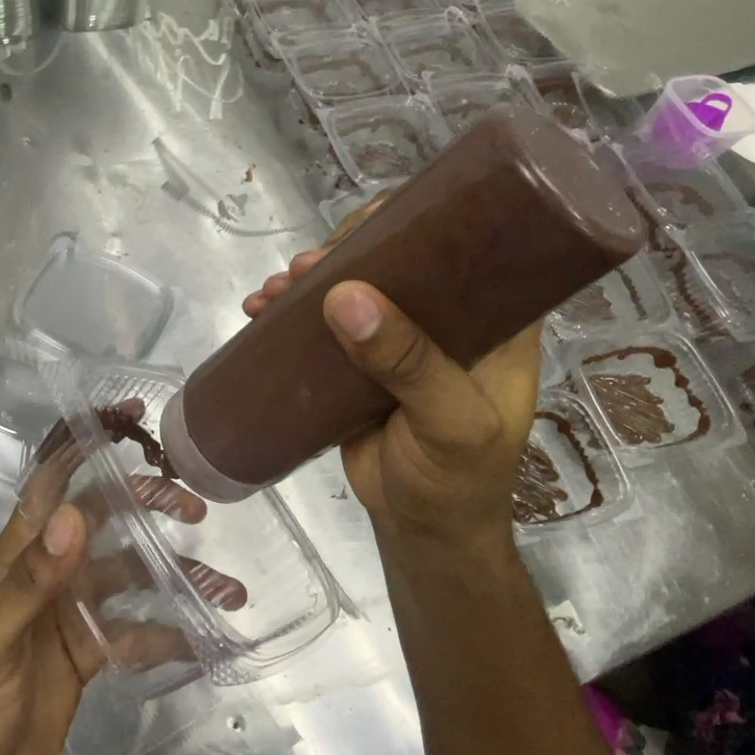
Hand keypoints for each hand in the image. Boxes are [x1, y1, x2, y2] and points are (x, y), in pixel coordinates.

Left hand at [0, 409, 243, 754]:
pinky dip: (172, 633)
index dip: (84, 444)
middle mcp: (50, 572)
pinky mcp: (91, 652)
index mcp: (18, 555)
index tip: (128, 416)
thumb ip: (30, 579)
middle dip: (146, 504)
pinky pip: (138, 632)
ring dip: (176, 576)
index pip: (50, 482)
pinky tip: (207, 638)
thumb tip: (74, 513)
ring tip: (224, 586)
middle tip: (192, 504)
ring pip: (132, 576)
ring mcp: (73, 613)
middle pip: (104, 520)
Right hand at [246, 201, 540, 550]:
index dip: (416, 220)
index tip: (363, 224)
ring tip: (270, 293)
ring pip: (355, 285)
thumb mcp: (451, 423)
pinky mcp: (362, 360)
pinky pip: (326, 323)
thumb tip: (346, 295)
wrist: (422, 534)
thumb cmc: (459, 480)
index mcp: (496, 318)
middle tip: (304, 268)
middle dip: (343, 252)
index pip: (466, 244)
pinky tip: (258, 310)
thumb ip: (410, 364)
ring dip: (309, 280)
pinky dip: (290, 313)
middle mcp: (449, 316)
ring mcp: (402, 337)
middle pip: (396, 257)